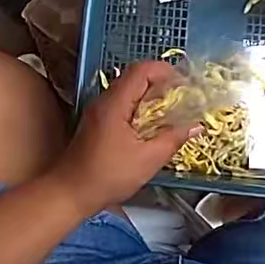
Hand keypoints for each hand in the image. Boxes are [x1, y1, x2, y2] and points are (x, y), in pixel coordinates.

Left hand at [46, 61, 198, 214]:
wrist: (69, 192)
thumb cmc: (107, 176)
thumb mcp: (148, 160)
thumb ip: (173, 139)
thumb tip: (195, 126)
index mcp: (115, 104)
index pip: (140, 71)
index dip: (164, 70)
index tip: (183, 82)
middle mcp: (104, 102)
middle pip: (133, 78)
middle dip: (160, 83)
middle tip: (182, 97)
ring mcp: (98, 112)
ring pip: (127, 92)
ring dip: (150, 97)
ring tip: (171, 111)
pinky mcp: (96, 124)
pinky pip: (121, 105)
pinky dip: (139, 108)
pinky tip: (151, 126)